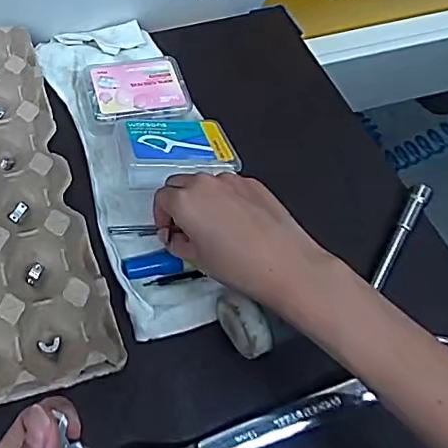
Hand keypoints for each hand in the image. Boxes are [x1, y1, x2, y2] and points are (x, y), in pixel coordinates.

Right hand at [153, 173, 340, 313]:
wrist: (286, 265)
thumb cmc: (244, 266)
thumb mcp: (197, 260)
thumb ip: (177, 242)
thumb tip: (176, 237)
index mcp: (184, 200)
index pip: (161, 198)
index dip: (161, 216)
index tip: (168, 229)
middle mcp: (205, 184)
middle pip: (178, 184)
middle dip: (177, 202)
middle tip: (184, 226)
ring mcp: (230, 181)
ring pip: (204, 183)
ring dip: (201, 198)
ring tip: (213, 227)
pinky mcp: (252, 184)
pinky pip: (229, 186)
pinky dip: (226, 198)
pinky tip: (236, 223)